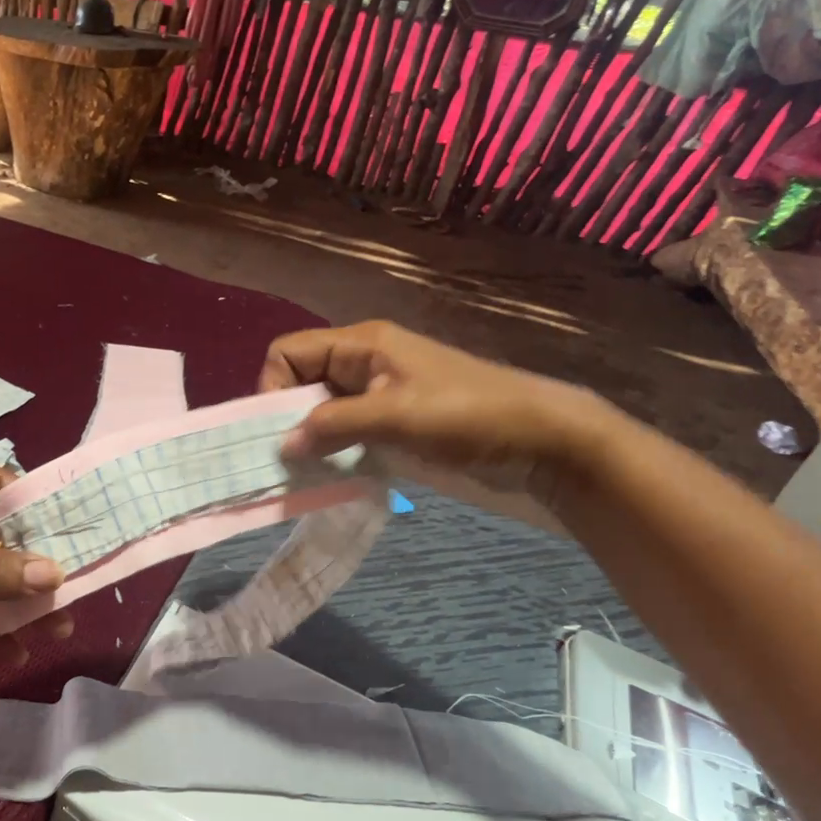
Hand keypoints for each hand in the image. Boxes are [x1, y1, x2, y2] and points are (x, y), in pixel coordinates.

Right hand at [260, 322, 615, 491]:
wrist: (547, 443)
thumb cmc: (470, 416)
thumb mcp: (396, 416)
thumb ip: (334, 426)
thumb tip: (281, 446)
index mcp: (362, 344)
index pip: (287, 352)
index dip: (273, 387)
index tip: (281, 430)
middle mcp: (362, 364)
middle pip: (299, 382)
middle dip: (287, 418)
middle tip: (291, 459)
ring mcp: (377, 395)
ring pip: (319, 411)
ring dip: (309, 440)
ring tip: (309, 473)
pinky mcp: (391, 425)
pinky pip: (343, 433)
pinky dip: (331, 453)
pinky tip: (335, 476)